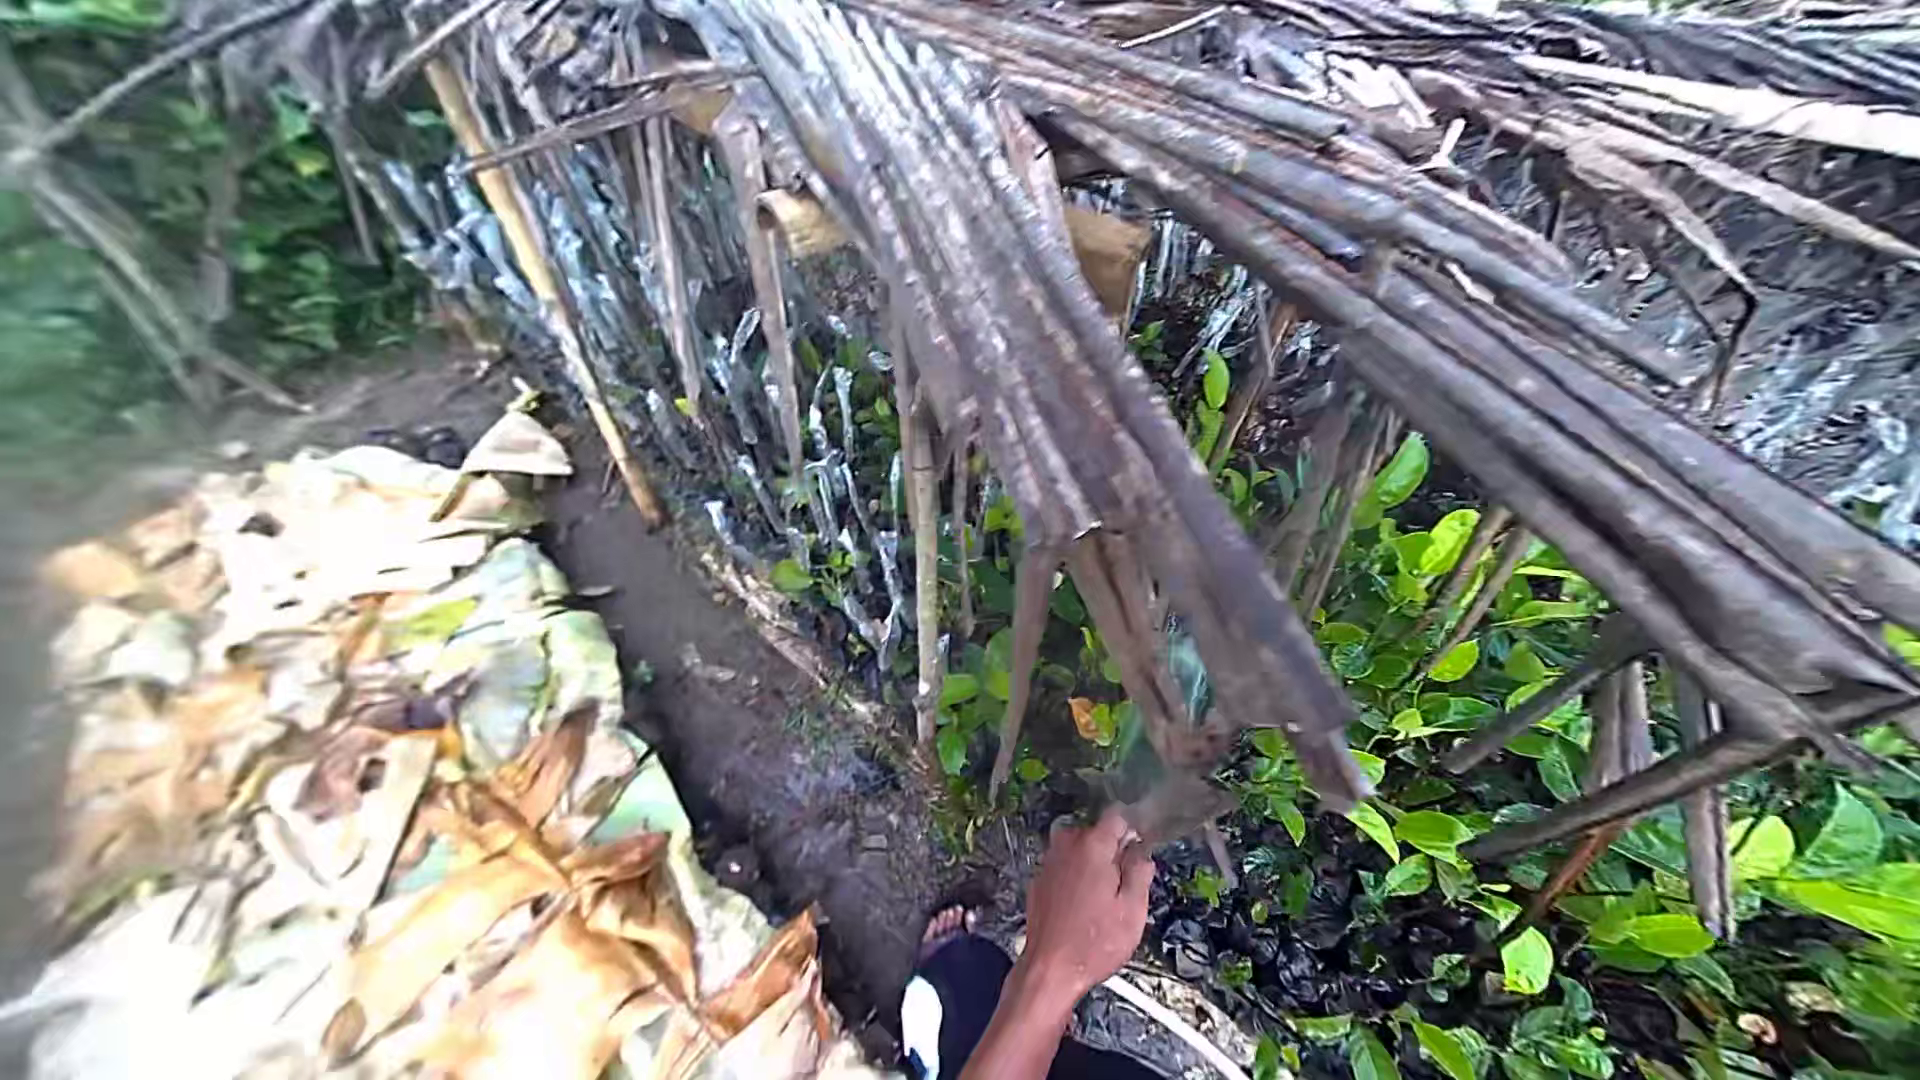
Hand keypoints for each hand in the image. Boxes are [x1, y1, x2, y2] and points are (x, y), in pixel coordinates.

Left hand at [1019, 806, 1154, 1002]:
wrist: (1050, 967)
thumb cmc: (1094, 942)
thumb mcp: (1132, 911)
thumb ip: (1140, 873)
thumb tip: (1142, 853)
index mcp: (1093, 845)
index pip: (1117, 815)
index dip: (1133, 828)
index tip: (1141, 844)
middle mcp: (1068, 843)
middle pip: (1098, 833)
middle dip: (1113, 852)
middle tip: (1123, 886)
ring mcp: (1050, 858)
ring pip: (1081, 849)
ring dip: (1094, 865)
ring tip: (1102, 901)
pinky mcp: (1040, 876)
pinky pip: (1065, 865)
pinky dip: (1076, 876)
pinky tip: (1082, 905)